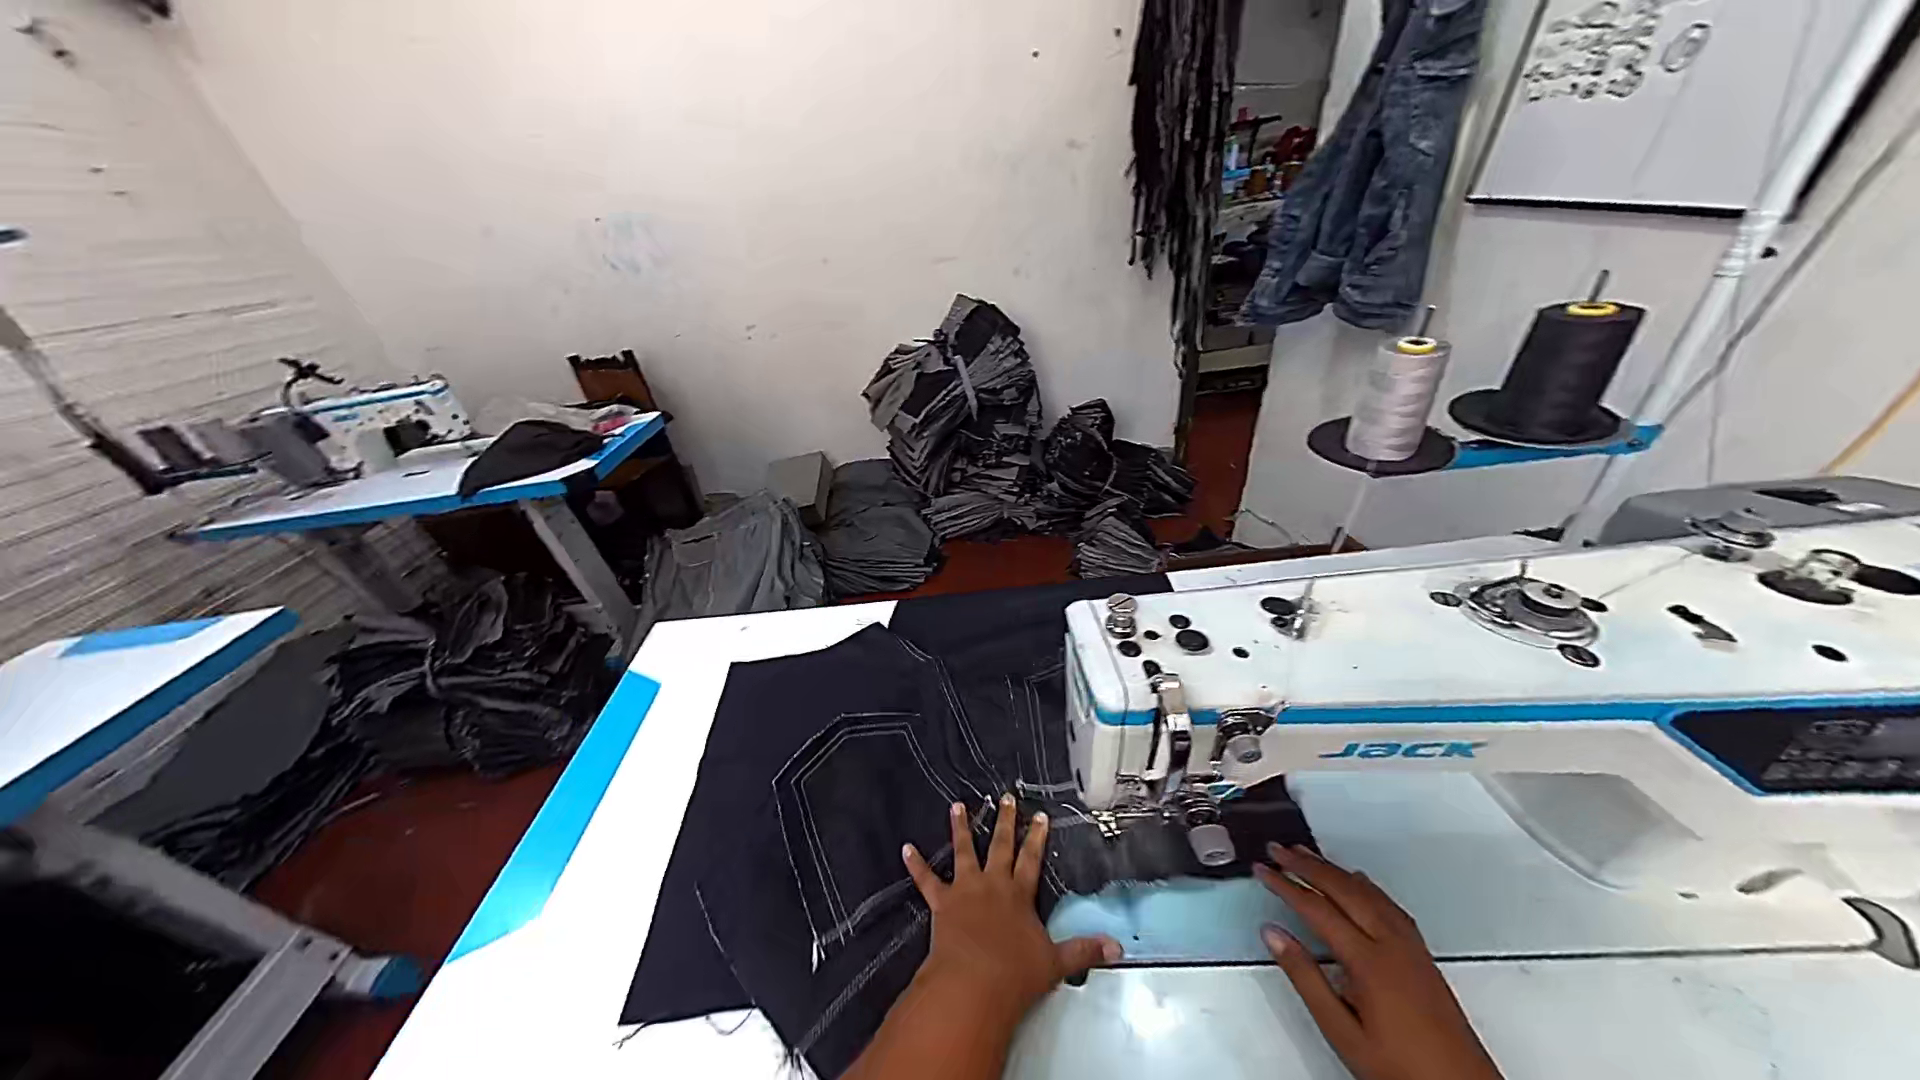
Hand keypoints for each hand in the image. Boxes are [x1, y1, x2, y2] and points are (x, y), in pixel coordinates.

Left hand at [902, 795, 1122, 1024]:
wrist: (973, 986)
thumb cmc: (1014, 974)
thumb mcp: (1055, 963)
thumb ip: (1084, 951)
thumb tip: (1117, 948)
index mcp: (1019, 893)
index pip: (1032, 859)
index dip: (1037, 837)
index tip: (1039, 815)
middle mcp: (992, 884)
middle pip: (1000, 846)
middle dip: (1004, 821)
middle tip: (1005, 797)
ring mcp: (965, 890)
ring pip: (963, 851)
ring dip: (959, 828)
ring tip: (956, 805)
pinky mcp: (941, 903)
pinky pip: (926, 880)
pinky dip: (916, 865)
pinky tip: (905, 848)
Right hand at [1256, 844, 1503, 1079]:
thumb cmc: (1406, 1071)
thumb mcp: (1341, 1031)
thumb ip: (1305, 978)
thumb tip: (1275, 936)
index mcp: (1370, 963)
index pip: (1316, 908)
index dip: (1284, 884)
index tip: (1263, 870)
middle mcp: (1393, 946)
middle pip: (1342, 889)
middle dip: (1305, 865)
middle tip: (1278, 850)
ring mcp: (1411, 948)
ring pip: (1366, 891)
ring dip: (1333, 869)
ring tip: (1307, 854)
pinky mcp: (1423, 955)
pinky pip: (1388, 904)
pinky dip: (1364, 884)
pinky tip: (1358, 880)